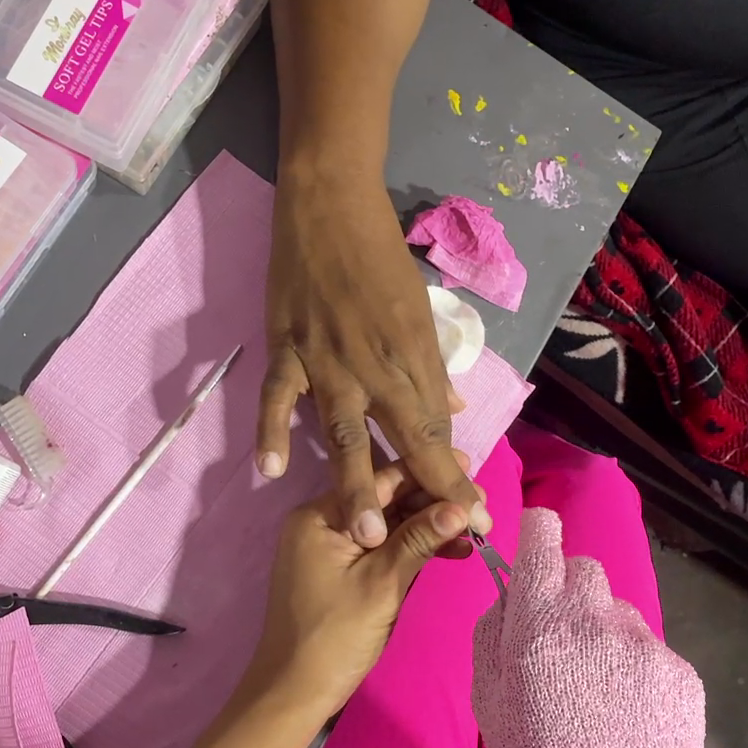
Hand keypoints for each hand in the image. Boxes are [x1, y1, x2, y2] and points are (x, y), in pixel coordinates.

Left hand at [246, 453, 483, 718]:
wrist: (295, 691)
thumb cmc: (334, 636)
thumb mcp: (381, 584)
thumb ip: (419, 540)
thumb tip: (460, 505)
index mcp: (320, 515)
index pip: (381, 481)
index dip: (427, 476)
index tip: (470, 470)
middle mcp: (323, 521)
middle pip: (386, 500)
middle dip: (433, 503)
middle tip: (482, 504)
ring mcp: (332, 546)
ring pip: (388, 524)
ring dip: (429, 527)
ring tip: (476, 528)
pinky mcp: (342, 569)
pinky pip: (382, 547)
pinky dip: (413, 549)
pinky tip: (452, 550)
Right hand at [259, 172, 490, 548]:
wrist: (330, 204)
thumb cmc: (380, 255)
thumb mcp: (419, 308)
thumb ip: (430, 365)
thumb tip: (450, 409)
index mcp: (412, 355)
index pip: (437, 426)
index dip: (456, 473)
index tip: (476, 516)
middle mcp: (375, 366)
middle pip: (404, 437)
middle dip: (428, 492)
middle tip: (443, 543)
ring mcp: (327, 361)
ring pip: (344, 431)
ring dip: (356, 483)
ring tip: (365, 534)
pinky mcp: (285, 349)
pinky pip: (276, 397)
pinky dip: (271, 432)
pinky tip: (271, 471)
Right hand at [472, 508, 727, 747]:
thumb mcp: (488, 698)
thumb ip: (492, 632)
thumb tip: (510, 593)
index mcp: (540, 622)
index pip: (543, 539)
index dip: (538, 531)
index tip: (537, 537)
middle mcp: (594, 617)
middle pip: (584, 569)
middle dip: (569, 591)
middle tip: (561, 640)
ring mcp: (642, 642)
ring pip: (616, 609)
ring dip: (602, 630)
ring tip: (598, 689)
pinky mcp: (679, 668)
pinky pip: (647, 647)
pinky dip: (634, 665)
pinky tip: (628, 710)